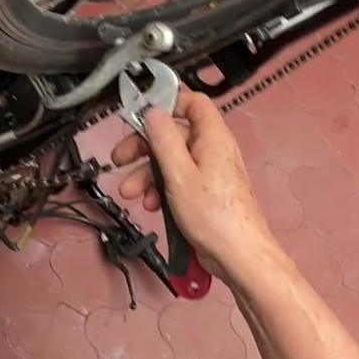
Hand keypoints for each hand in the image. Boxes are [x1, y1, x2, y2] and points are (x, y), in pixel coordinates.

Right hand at [109, 89, 288, 290]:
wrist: (238, 255)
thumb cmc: (213, 214)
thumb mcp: (180, 174)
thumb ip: (164, 140)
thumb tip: (154, 111)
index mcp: (212, 136)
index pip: (192, 103)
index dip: (166, 103)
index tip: (140, 115)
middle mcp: (211, 149)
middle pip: (173, 134)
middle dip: (144, 147)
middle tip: (120, 158)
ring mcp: (208, 172)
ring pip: (172, 160)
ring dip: (148, 173)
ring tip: (132, 192)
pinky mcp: (204, 192)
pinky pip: (178, 180)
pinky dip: (161, 188)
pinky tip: (150, 205)